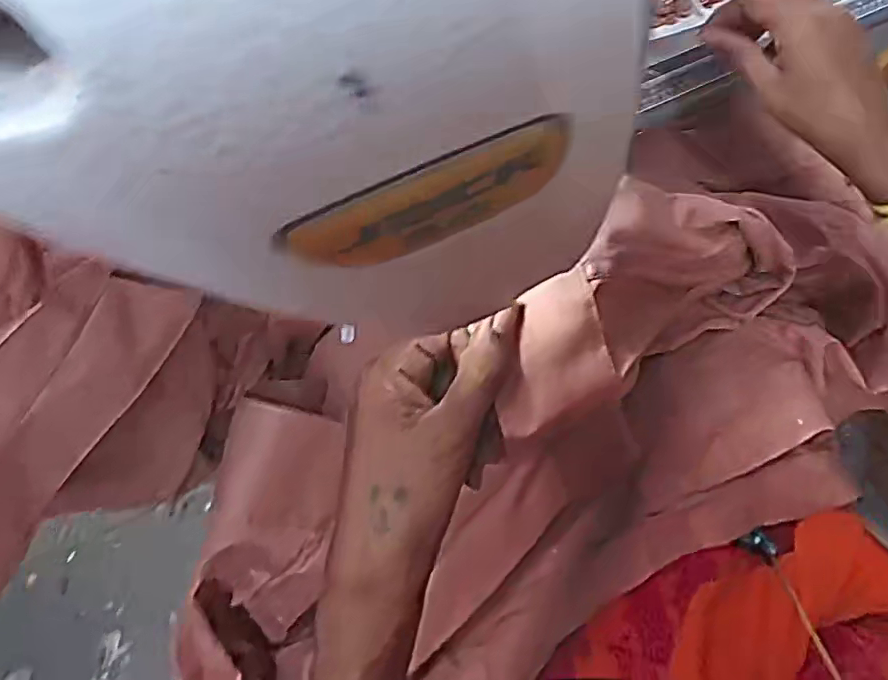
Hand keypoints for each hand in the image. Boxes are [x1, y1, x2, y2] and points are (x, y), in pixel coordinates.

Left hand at [324, 306, 521, 596]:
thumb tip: (508, 313)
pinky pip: (444, 420)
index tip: (500, 400)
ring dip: (479, 424)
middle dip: (482, 403)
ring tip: (482, 461)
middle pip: (455, 368)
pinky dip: (465, 439)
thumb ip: (484, 367)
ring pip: (455, 397)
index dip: (483, 367)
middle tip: (492, 441)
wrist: (379, 573)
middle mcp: (385, 381)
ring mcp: (390, 412)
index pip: (453, 339)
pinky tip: (471, 468)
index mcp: (388, 367)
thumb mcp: (456, 425)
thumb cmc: (412, 493)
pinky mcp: (400, 439)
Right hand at [700, 0, 887, 202]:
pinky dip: (791, 19)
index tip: (711, 34)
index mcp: (799, 19)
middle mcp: (822, 8)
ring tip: (752, 44)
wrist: (867, 136)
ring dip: (769, 12)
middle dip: (747, 8)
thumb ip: (739, 52)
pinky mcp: (851, 30)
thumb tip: (713, 35)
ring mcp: (841, 17)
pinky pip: (814, 11)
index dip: (726, 13)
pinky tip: (781, 49)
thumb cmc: (814, 116)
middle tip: (729, 35)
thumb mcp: (767, 86)